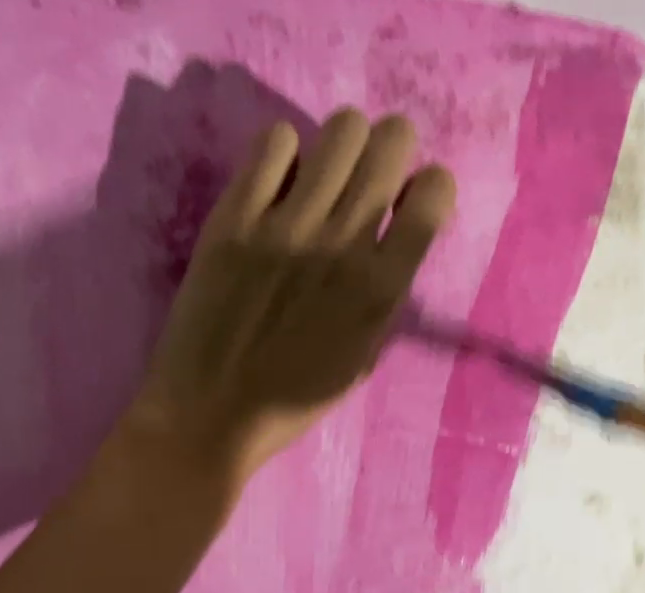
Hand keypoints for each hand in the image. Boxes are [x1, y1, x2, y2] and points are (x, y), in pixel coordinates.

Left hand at [120, 109, 455, 484]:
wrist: (209, 413)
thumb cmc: (290, 400)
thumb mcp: (362, 358)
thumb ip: (383, 293)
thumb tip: (391, 237)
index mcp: (383, 287)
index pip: (435, 189)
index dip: (423, 188)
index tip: (402, 206)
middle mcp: (344, 243)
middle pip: (392, 138)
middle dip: (386, 151)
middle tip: (361, 180)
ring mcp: (288, 224)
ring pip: (341, 128)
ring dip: (338, 146)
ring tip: (317, 180)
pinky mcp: (236, 215)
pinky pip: (275, 140)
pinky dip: (281, 154)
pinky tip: (273, 187)